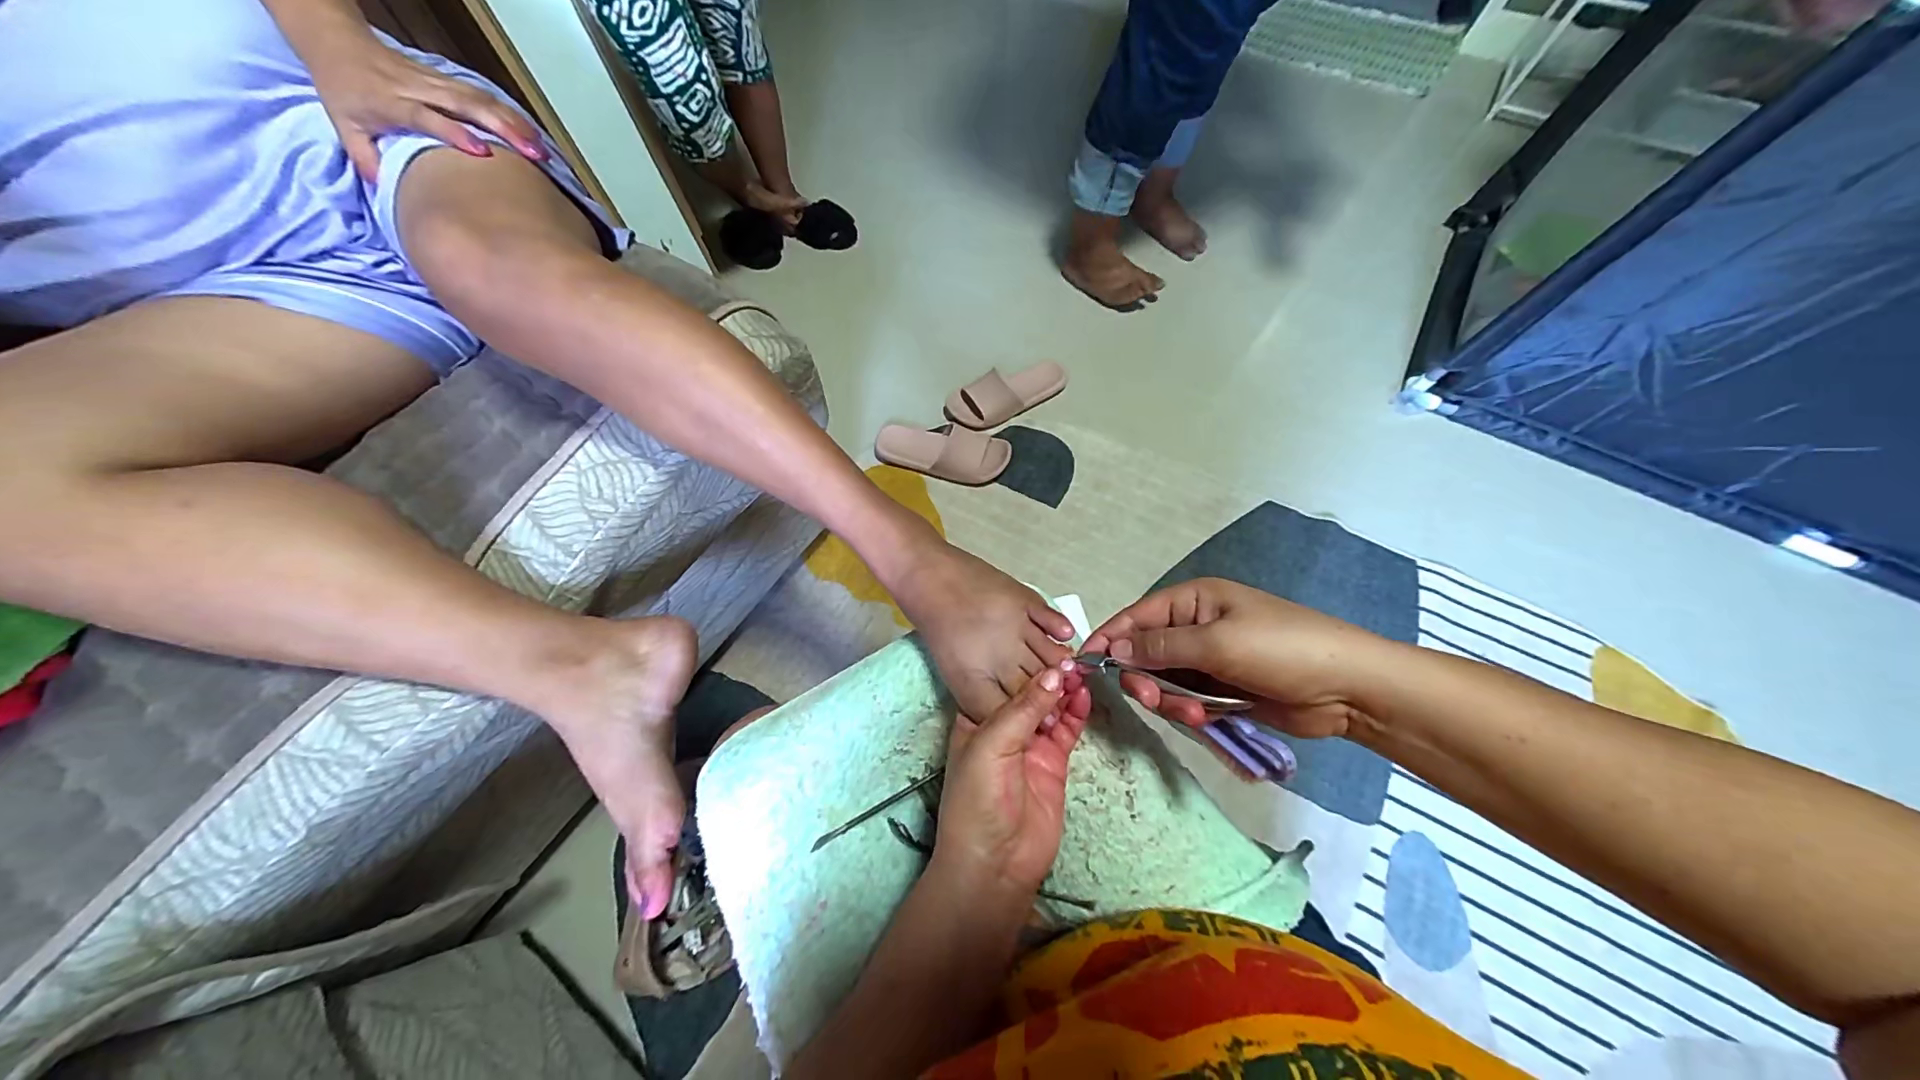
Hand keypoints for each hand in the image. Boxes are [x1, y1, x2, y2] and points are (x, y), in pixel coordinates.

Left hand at [305, 34, 546, 180]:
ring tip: (540, 147)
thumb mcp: (345, 128)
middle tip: (533, 154)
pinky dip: (509, 111)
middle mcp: (414, 88)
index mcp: (388, 101)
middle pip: (463, 103)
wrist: (337, 44)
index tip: (483, 152)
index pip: (424, 114)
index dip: (453, 131)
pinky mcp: (445, 78)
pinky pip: (482, 93)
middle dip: (502, 127)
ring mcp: (433, 80)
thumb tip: (390, 192)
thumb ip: (369, 160)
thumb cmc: (344, 92)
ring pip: (478, 97)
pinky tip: (530, 129)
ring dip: (513, 121)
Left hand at [892, 543, 1075, 721]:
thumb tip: (1018, 709)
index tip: (1046, 717)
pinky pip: (1052, 620)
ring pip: (1052, 658)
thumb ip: (984, 697)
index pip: (1017, 711)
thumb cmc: (939, 629)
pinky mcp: (1024, 600)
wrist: (931, 580)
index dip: (1035, 717)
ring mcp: (1016, 628)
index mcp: (977, 684)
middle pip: (1039, 688)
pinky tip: (1065, 637)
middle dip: (1053, 696)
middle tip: (1063, 694)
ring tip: (1067, 668)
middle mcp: (1001, 660)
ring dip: (1061, 666)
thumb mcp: (955, 675)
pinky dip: (1061, 630)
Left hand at [932, 662, 1092, 893]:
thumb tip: (1055, 674)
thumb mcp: (992, 745)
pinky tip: (1085, 697)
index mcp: (976, 719)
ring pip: (1051, 709)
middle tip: (1075, 658)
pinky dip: (1077, 714)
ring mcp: (1029, 746)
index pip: (1003, 682)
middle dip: (1050, 676)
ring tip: (1083, 672)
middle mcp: (1003, 729)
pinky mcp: (1052, 764)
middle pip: (1030, 693)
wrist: (995, 864)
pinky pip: (1067, 731)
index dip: (1026, 665)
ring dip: (1066, 691)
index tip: (1051, 648)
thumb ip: (1024, 708)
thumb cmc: (977, 801)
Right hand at [1084, 578, 1390, 742]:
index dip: (1110, 637)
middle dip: (1143, 676)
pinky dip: (1190, 711)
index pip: (1137, 616)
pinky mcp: (1223, 689)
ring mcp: (1210, 660)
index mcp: (1195, 600)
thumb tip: (1114, 647)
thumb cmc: (1281, 649)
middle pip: (1146, 651)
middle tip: (1147, 697)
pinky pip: (1188, 699)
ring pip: (1165, 680)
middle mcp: (1197, 626)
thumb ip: (1161, 646)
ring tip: (1190, 712)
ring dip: (1169, 698)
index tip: (1086, 663)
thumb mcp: (1217, 642)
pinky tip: (1205, 717)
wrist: (1348, 687)